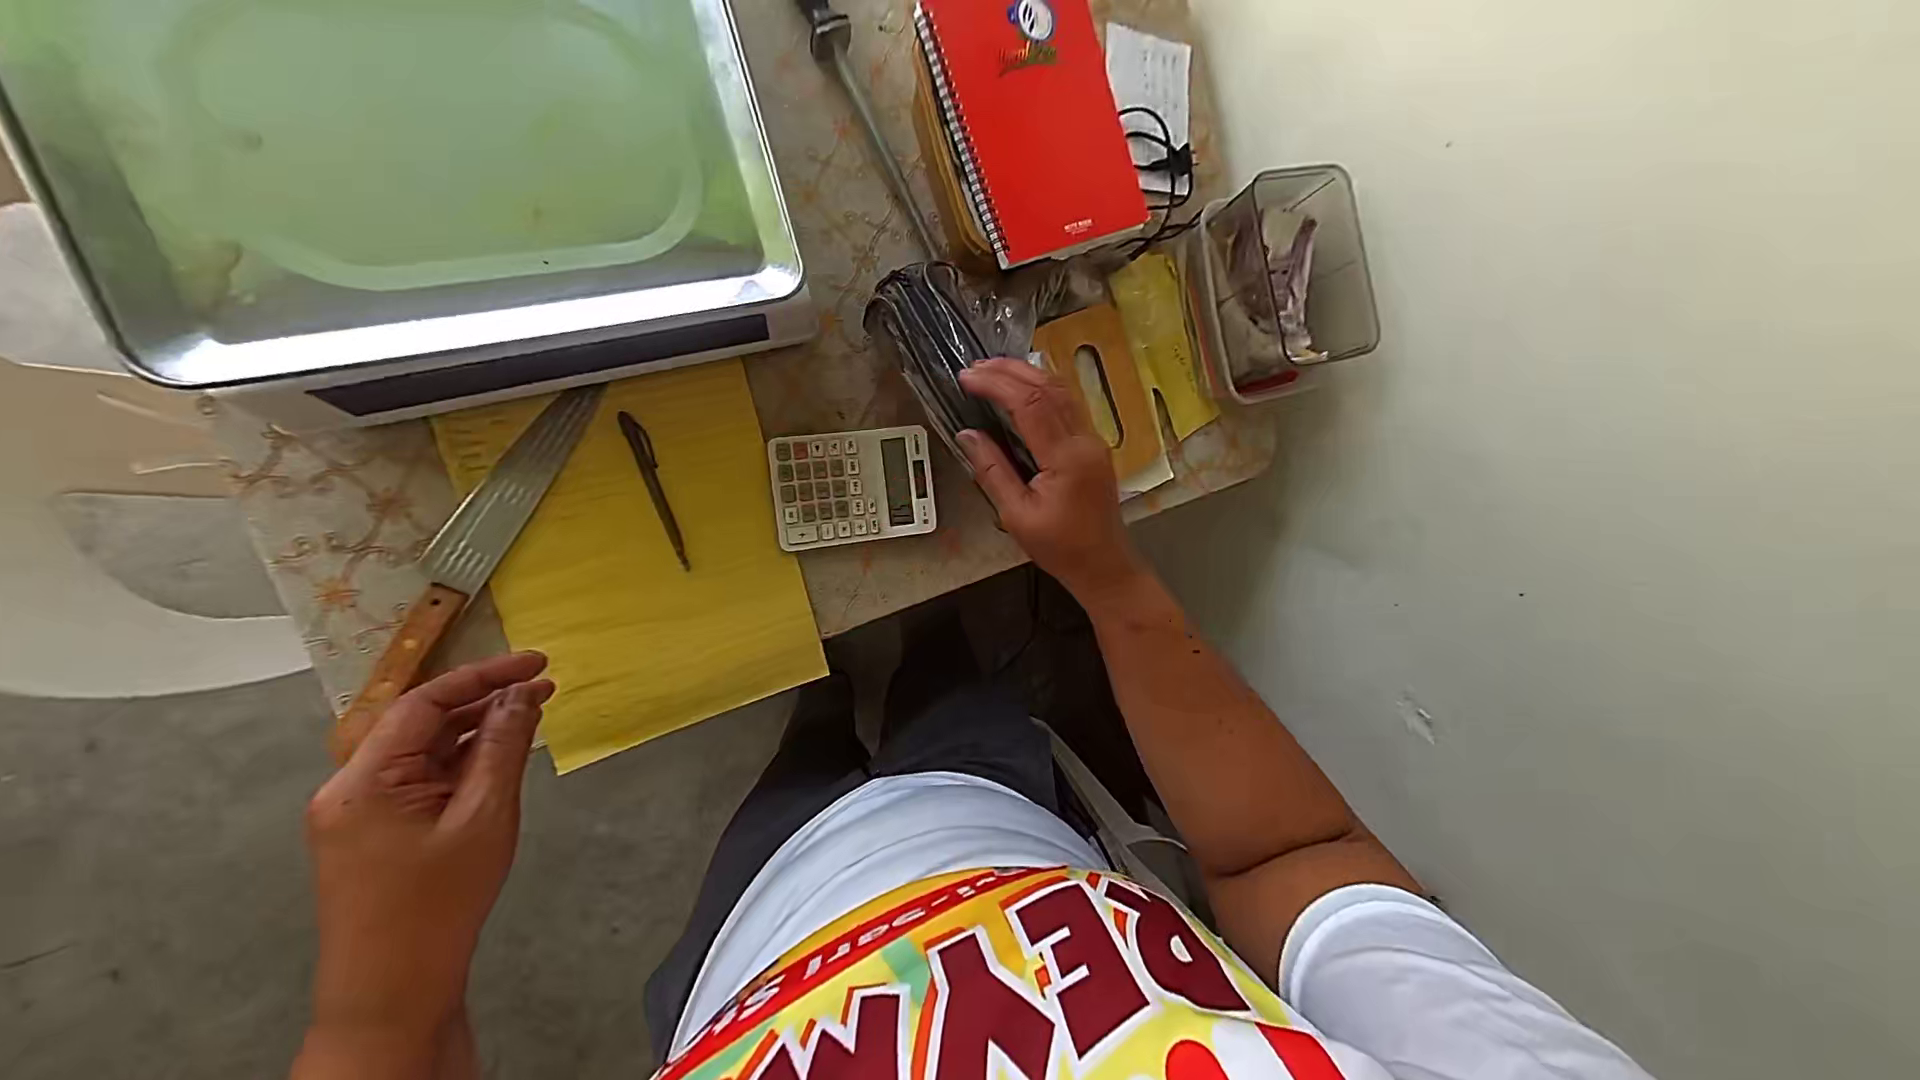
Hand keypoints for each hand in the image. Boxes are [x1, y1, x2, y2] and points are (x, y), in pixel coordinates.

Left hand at [297, 652, 553, 1067]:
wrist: (395, 989)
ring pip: (426, 749)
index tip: (537, 661)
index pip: (424, 703)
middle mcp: (352, 788)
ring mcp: (362, 810)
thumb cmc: (441, 900)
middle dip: (486, 699)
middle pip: (422, 723)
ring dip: (479, 728)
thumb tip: (523, 694)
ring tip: (535, 710)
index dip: (484, 675)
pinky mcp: (378, 828)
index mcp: (364, 782)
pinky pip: (425, 776)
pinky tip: (505, 751)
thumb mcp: (485, 815)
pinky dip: (466, 758)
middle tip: (545, 683)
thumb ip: (504, 746)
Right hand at [956, 357, 1148, 604]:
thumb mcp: (1016, 516)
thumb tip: (967, 435)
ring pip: (1063, 391)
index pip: (1030, 404)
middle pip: (1049, 387)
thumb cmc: (1060, 548)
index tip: (967, 378)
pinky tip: (1022, 387)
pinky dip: (1042, 389)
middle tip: (975, 366)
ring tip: (993, 369)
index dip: (996, 385)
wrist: (1103, 564)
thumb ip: (992, 471)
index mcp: (1066, 459)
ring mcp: (1093, 440)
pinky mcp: (1092, 445)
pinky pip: (1068, 405)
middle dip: (1010, 370)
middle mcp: (1085, 441)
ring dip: (1027, 374)